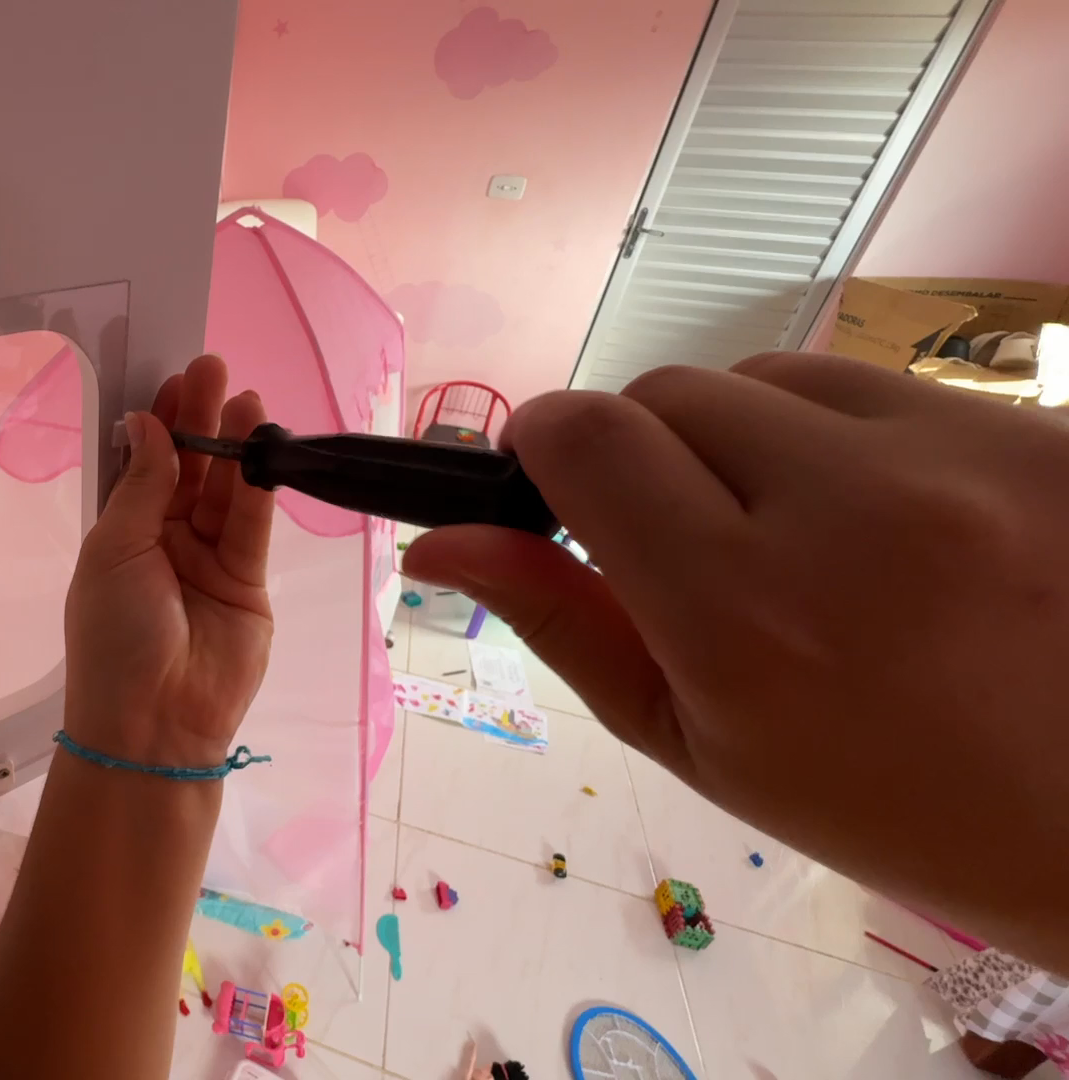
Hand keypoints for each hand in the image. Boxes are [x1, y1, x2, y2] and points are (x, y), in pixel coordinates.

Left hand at [62, 354, 274, 768]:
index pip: (145, 466)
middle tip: (213, 369)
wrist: (155, 722)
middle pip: (187, 470)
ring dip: (235, 444)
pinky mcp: (248, 579)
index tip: (175, 381)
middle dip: (199, 420)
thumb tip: (143, 423)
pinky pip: (251, 523)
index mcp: (122, 534)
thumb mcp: (114, 551)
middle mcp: (164, 541)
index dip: (160, 424)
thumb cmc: (115, 634)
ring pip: (223, 490)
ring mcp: (208, 560)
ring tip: (245, 397)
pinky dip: (258, 484)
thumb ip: (140, 486)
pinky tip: (263, 443)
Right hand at [403, 352, 1068, 965]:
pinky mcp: (1045, 425)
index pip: (583, 436)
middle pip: (660, 393)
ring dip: (731, 434)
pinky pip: (865, 383)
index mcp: (741, 607)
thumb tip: (433, 543)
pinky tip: (876, 509)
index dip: (539, 443)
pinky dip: (826, 431)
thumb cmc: (870, 795)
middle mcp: (853, 506)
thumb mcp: (676, 729)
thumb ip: (549, 617)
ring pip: (757, 376)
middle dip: (633, 449)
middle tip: (674, 533)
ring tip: (784, 522)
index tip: (546, 487)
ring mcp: (970, 451)